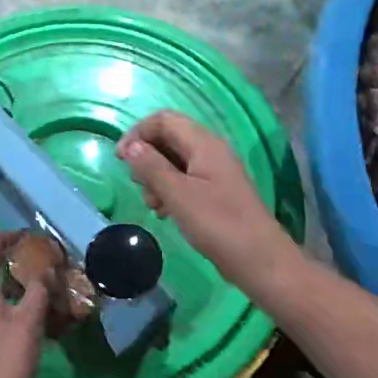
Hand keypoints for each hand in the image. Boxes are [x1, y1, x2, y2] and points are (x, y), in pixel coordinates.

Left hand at [0, 233, 48, 377]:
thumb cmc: (9, 361)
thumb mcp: (28, 322)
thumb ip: (37, 292)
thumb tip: (47, 269)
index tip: (22, 235)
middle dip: (2, 256)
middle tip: (27, 252)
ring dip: (13, 278)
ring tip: (39, 273)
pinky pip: (7, 308)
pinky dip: (22, 299)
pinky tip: (44, 305)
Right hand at [117, 111, 298, 287]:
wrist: (257, 257)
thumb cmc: (217, 223)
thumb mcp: (178, 194)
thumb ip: (152, 167)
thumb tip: (131, 146)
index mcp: (203, 143)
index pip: (163, 119)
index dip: (138, 133)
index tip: (120, 160)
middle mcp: (210, 151)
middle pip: (168, 139)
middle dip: (146, 158)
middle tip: (138, 185)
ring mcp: (214, 172)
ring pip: (174, 162)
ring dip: (156, 178)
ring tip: (152, 204)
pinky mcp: (215, 192)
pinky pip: (185, 181)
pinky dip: (169, 191)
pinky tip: (165, 212)